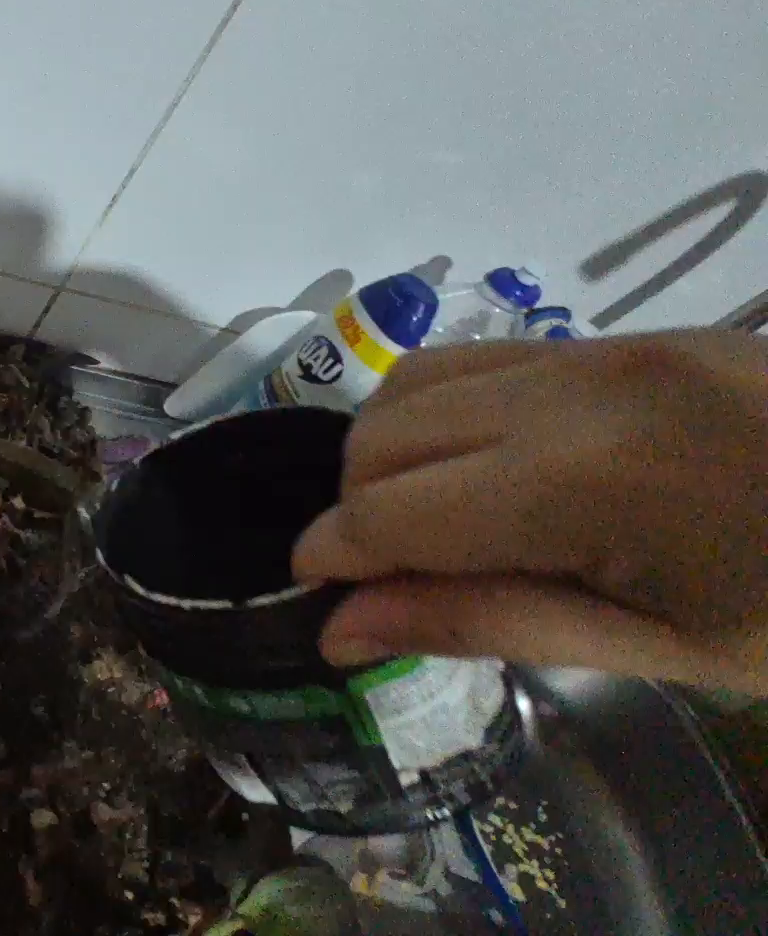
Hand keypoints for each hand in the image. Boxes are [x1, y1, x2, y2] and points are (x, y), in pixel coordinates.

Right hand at [292, 330, 767, 694]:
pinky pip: (462, 361)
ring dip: (383, 455)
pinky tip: (469, 459)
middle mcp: (571, 390)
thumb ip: (480, 622)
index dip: (333, 555)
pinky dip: (429, 413)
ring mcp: (595, 348)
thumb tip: (335, 628)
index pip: (390, 513)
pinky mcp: (614, 335)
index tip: (317, 593)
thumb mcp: (664, 648)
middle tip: (395, 571)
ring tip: (425, 510)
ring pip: (402, 389)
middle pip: (377, 442)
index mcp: (590, 481)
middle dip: (357, 511)